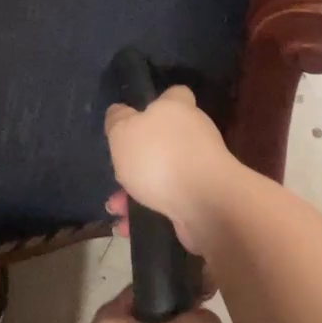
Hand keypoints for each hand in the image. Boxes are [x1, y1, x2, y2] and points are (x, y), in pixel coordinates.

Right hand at [103, 86, 244, 250]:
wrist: (205, 202)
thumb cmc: (159, 157)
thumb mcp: (124, 131)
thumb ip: (118, 120)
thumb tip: (119, 112)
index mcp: (178, 109)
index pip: (174, 95)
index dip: (155, 104)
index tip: (136, 119)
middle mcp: (194, 134)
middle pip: (162, 140)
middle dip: (136, 160)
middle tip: (118, 172)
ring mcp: (201, 167)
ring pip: (162, 175)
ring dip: (136, 192)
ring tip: (115, 208)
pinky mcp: (203, 197)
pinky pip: (170, 201)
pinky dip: (149, 212)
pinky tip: (128, 226)